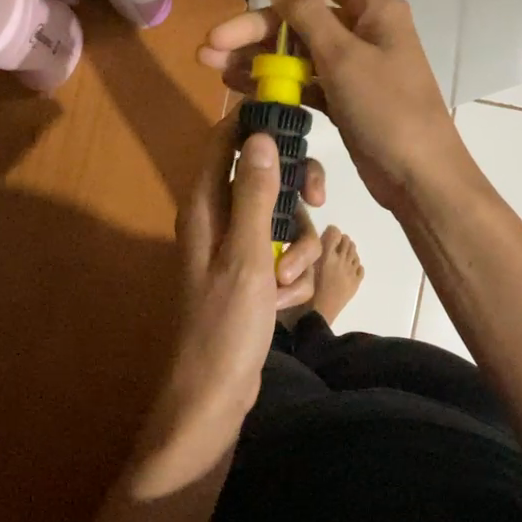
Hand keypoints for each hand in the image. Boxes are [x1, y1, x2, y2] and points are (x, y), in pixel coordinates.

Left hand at [137, 123, 323, 497]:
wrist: (215, 394)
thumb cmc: (226, 325)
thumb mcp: (247, 256)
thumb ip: (255, 194)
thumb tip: (260, 135)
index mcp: (205, 205)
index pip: (226, 139)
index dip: (260, 126)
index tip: (300, 130)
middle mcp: (217, 218)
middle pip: (267, 176)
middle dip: (296, 195)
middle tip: (316, 205)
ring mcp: (235, 248)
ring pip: (283, 218)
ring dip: (298, 247)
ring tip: (289, 284)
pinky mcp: (251, 275)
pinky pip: (283, 253)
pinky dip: (292, 273)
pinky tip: (286, 301)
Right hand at [200, 0, 463, 212]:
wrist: (418, 177)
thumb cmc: (387, 109)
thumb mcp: (343, 56)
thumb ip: (306, 12)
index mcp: (371, 7)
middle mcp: (360, 29)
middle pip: (297, 15)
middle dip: (254, 27)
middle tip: (211, 42)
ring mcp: (350, 65)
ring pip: (295, 50)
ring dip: (255, 55)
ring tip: (211, 65)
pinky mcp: (341, 97)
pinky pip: (301, 80)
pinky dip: (274, 81)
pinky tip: (238, 86)